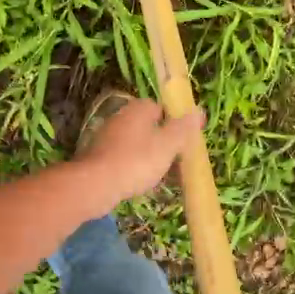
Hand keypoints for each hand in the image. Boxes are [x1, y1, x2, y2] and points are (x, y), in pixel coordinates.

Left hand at [72, 100, 204, 210]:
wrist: (95, 184)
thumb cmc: (136, 161)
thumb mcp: (167, 145)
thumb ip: (183, 129)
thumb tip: (199, 110)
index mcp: (139, 109)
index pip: (163, 109)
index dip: (176, 124)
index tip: (186, 143)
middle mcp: (122, 117)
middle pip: (151, 127)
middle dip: (165, 144)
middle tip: (178, 163)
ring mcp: (109, 136)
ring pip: (139, 145)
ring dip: (152, 158)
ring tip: (164, 178)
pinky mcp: (101, 155)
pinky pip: (126, 158)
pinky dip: (136, 168)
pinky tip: (143, 184)